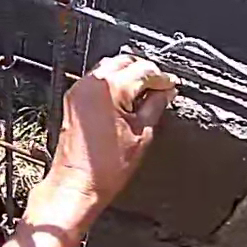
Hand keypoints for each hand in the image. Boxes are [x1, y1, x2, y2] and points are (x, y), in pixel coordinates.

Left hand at [28, 54, 176, 228]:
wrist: (78, 184)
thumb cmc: (105, 168)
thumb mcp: (142, 134)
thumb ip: (155, 106)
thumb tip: (165, 92)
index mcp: (111, 87)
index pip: (145, 70)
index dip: (163, 78)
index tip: (172, 86)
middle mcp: (92, 84)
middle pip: (126, 62)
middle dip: (146, 73)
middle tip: (161, 89)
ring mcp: (80, 90)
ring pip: (111, 68)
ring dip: (129, 76)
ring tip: (145, 95)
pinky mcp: (74, 100)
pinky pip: (98, 81)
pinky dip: (114, 84)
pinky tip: (126, 100)